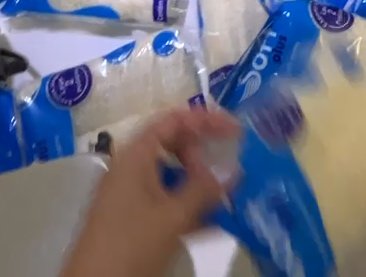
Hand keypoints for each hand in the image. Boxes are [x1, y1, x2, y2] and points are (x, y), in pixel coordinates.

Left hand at [60, 107, 240, 276]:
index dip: (205, 119)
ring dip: (198, 182)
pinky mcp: (132, 219)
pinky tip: (214, 222)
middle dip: (202, 152)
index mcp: (136, 154)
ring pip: (171, 175)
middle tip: (226, 168)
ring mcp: (130, 193)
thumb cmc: (130, 245)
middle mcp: (131, 166)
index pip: (174, 120)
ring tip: (226, 195)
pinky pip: (166, 200)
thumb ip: (203, 189)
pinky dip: (188, 205)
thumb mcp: (171, 217)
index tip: (235, 130)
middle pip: (172, 144)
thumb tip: (233, 168)